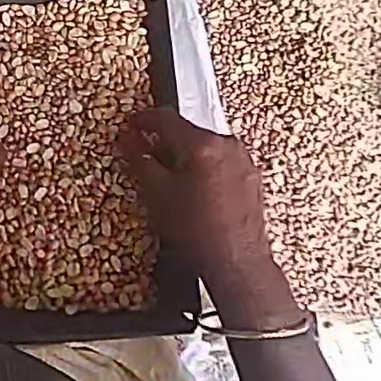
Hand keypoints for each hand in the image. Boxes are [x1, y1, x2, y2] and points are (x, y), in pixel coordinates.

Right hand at [118, 109, 302, 327]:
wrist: (236, 262)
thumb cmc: (198, 232)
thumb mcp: (158, 193)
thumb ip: (140, 160)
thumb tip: (129, 141)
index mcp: (202, 145)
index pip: (166, 118)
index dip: (144, 120)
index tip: (133, 125)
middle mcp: (227, 145)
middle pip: (188, 132)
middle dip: (164, 142)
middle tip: (146, 156)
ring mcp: (242, 161)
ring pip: (205, 148)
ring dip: (185, 156)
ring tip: (170, 180)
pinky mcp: (251, 177)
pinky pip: (220, 162)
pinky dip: (203, 168)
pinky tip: (193, 192)